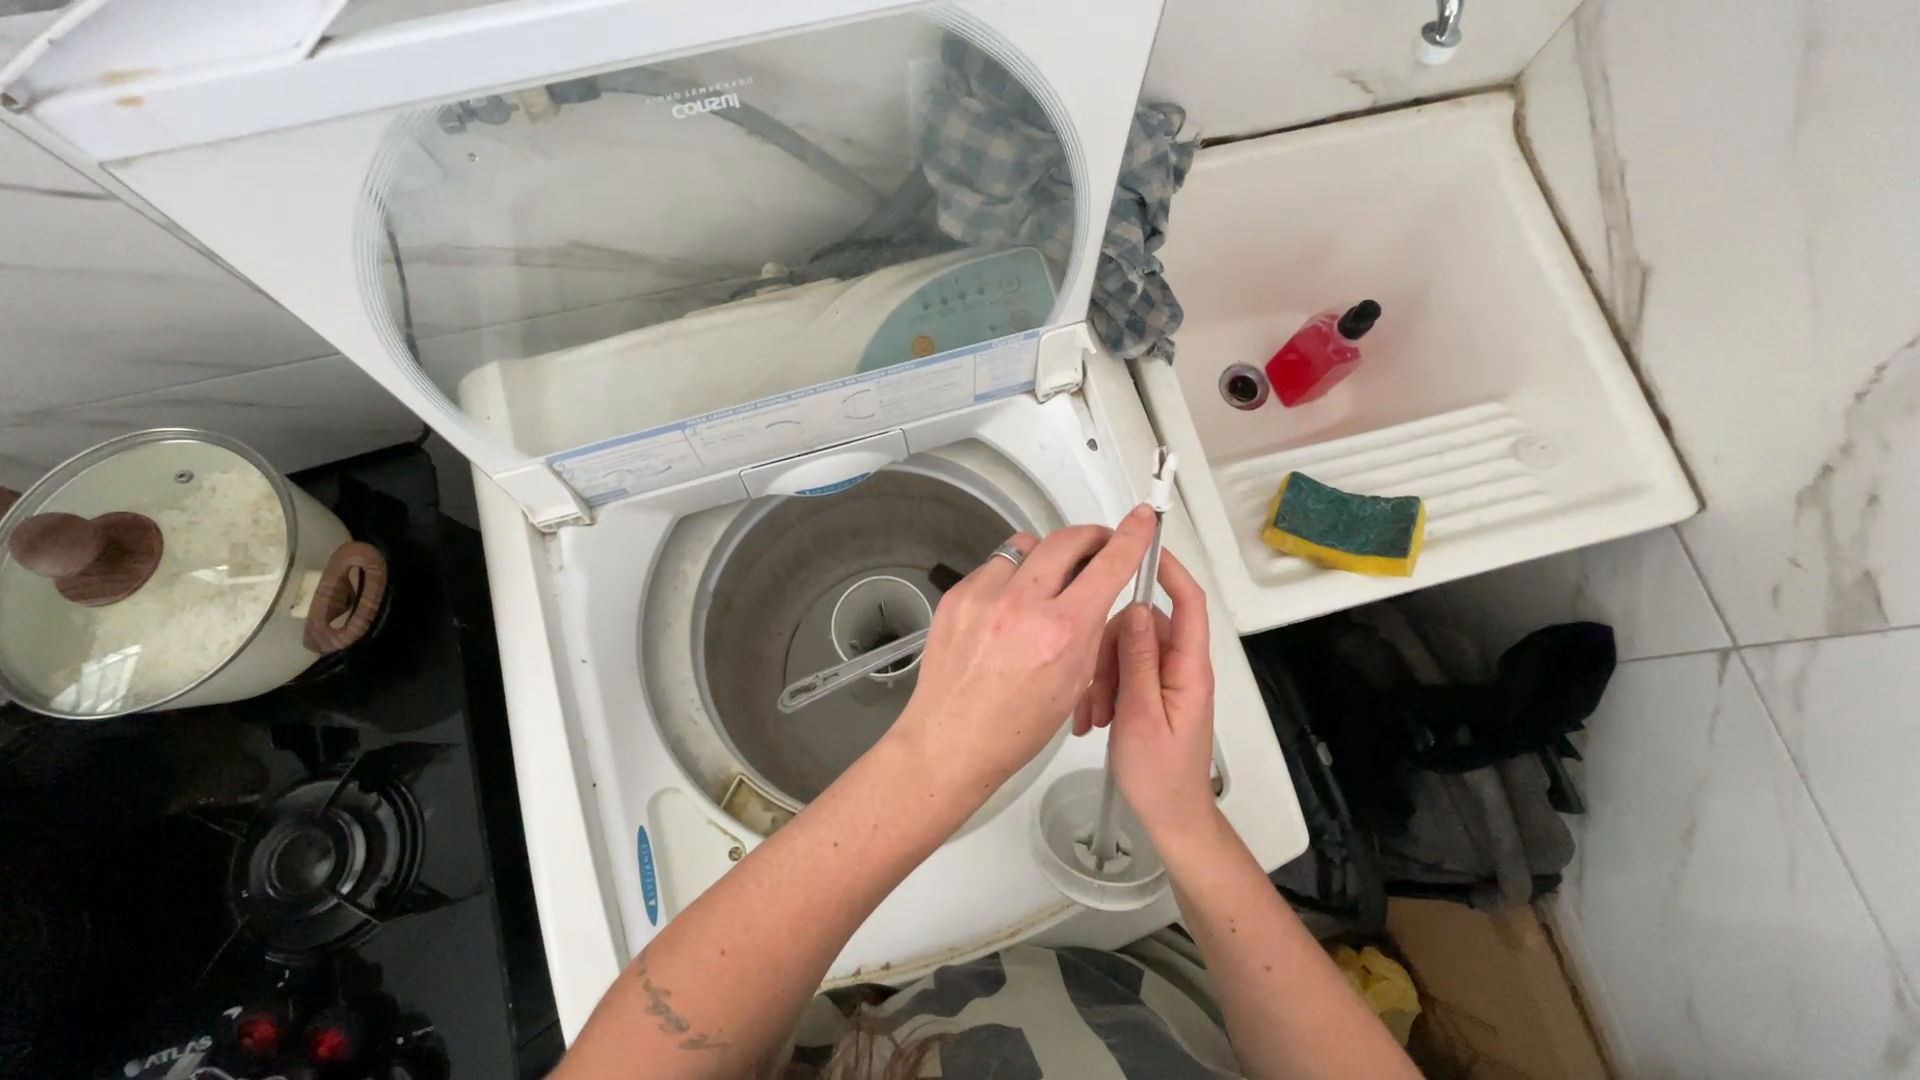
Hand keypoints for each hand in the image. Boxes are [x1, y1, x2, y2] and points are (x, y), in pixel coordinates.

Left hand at [890, 505, 1157, 805]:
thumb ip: (1090, 628)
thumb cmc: (1013, 728)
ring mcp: (984, 598)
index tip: (1140, 520)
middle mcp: (1022, 606)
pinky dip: (1009, 576)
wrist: (951, 742)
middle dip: (1090, 537)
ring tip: (1047, 581)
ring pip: (1027, 545)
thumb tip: (1097, 589)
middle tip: (1097, 547)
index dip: (1132, 536)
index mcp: (1061, 632)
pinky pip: (994, 566)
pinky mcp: (957, 597)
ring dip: (1046, 555)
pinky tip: (1009, 605)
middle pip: (1067, 539)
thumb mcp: (1075, 682)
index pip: (1109, 564)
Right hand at [1073, 548, 1217, 840]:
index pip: (1187, 603)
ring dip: (1103, 675)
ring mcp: (1167, 681)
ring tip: (1094, 713)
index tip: (1143, 548)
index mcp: (1189, 668)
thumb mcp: (1140, 714)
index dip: (1169, 570)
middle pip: (1142, 626)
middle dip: (1110, 648)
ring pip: (1127, 649)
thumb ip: (1137, 659)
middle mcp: (1182, 668)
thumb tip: (1131, 608)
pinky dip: (1105, 689)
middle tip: (1095, 690)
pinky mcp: (1152, 694)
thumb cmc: (1159, 774)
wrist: (1170, 816)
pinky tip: (1094, 718)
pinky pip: (1125, 673)